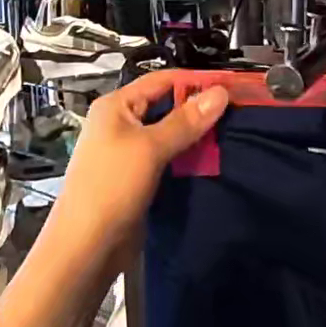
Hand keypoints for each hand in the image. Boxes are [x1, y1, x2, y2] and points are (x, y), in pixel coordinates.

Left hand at [46, 70, 229, 259]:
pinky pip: (168, 157)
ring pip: (169, 133)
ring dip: (196, 135)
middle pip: (166, 106)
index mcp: (116, 106)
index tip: (232, 85)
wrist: (87, 245)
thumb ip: (186, 121)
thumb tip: (220, 92)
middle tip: (238, 112)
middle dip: (199, 108)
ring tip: (233, 133)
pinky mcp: (138, 176)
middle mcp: (121, 123)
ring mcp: (129, 151)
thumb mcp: (150, 148)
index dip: (195, 81)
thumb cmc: (112, 187)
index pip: (161, 81)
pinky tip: (213, 159)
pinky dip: (188, 156)